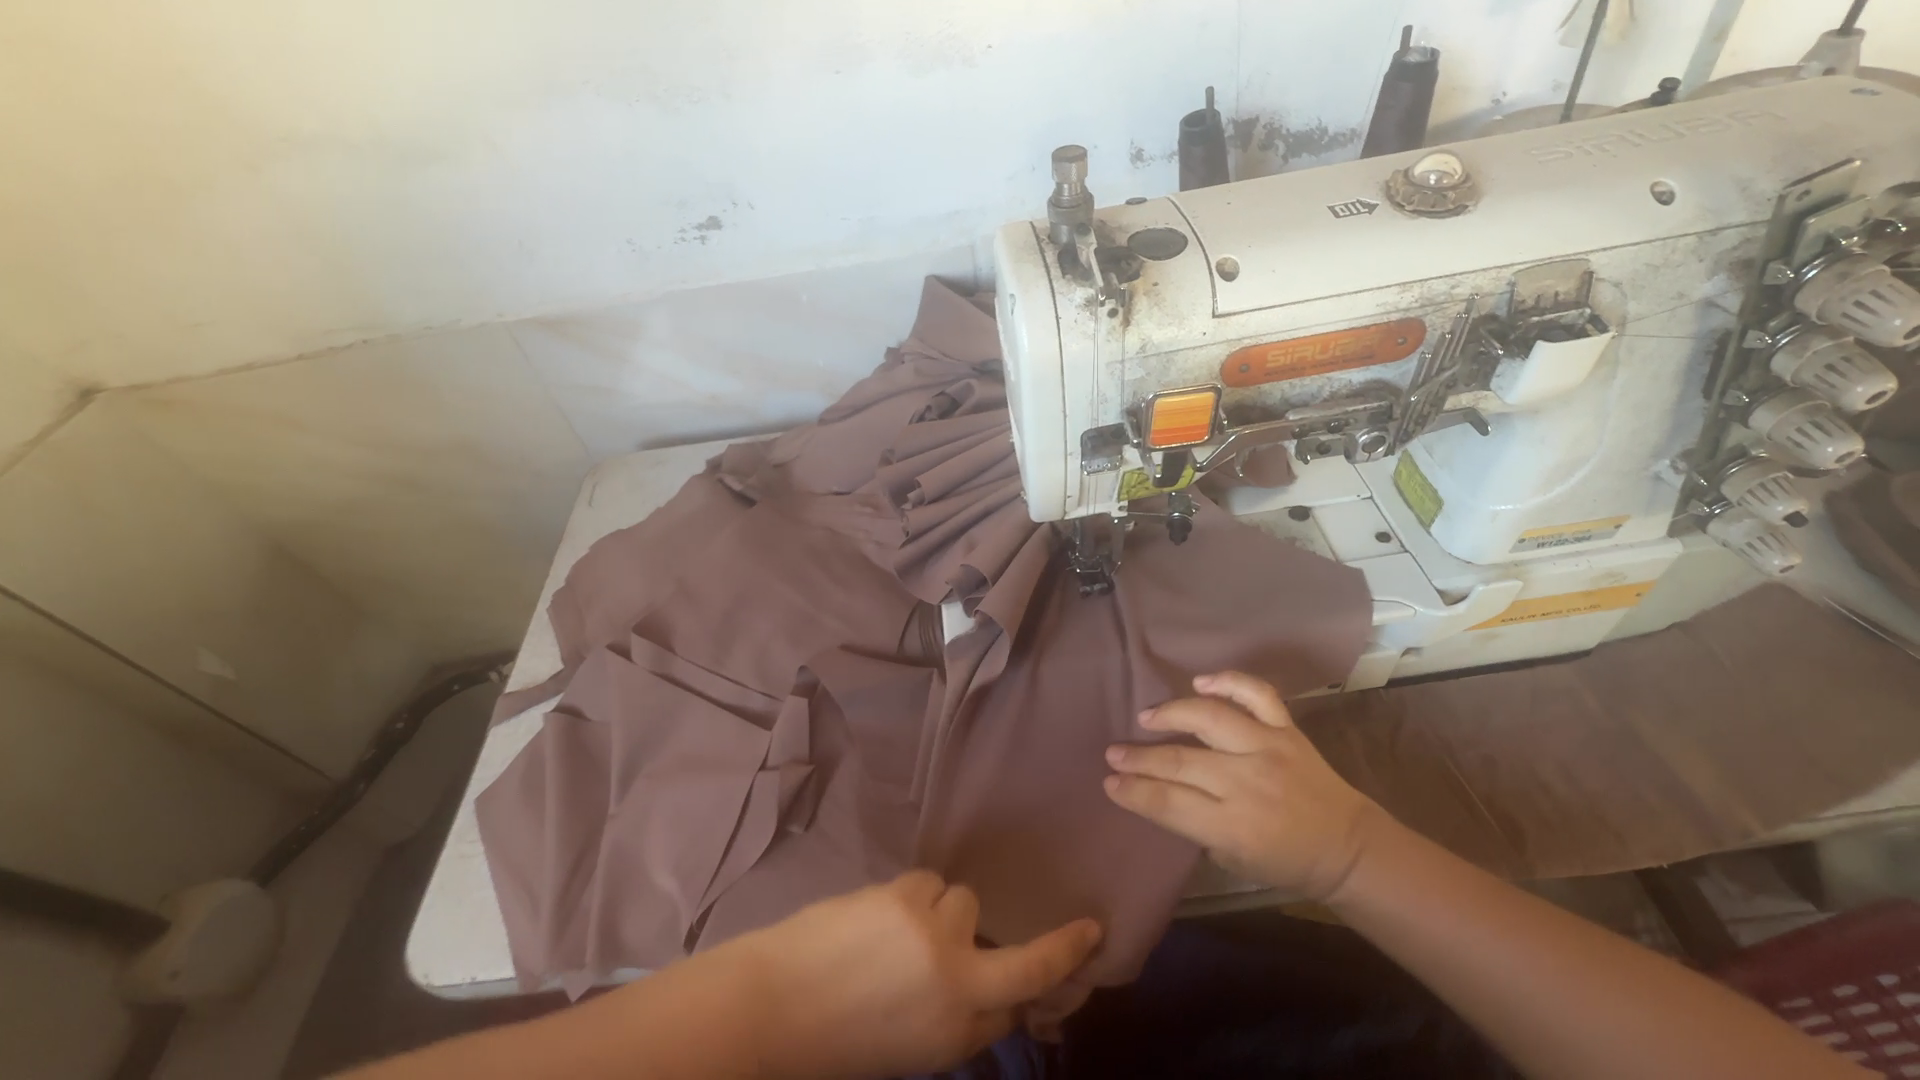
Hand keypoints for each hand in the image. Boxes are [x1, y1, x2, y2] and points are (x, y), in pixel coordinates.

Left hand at [725, 871, 1102, 1077]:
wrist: (772, 1006)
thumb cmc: (841, 1042)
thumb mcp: (918, 1052)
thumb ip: (967, 1021)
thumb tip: (1001, 995)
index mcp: (959, 1021)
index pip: (1030, 984)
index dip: (1066, 956)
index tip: (1091, 930)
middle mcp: (955, 973)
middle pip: (1005, 941)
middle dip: (1022, 939)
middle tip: (1033, 932)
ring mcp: (930, 926)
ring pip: (960, 900)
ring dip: (941, 914)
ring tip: (898, 934)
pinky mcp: (901, 894)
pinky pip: (927, 882)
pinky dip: (914, 898)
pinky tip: (880, 918)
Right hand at [1103, 670, 1393, 901]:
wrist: (1345, 847)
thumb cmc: (1283, 861)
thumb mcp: (1230, 858)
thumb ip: (1194, 824)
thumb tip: (1155, 791)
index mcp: (1232, 824)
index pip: (1168, 802)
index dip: (1133, 791)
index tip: (1108, 782)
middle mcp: (1247, 781)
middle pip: (1180, 761)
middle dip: (1139, 757)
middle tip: (1112, 753)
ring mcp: (1269, 749)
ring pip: (1210, 719)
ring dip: (1171, 714)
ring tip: (1146, 717)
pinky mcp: (1287, 730)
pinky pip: (1257, 695)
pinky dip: (1229, 682)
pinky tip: (1200, 682)